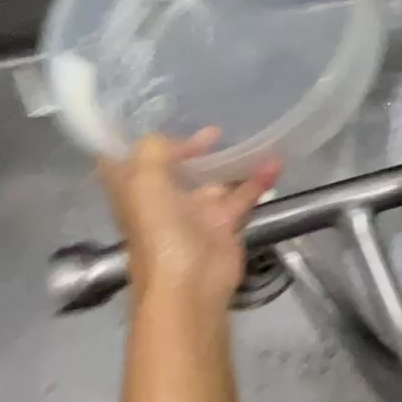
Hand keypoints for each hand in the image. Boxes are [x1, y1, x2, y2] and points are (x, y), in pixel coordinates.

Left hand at [97, 130, 280, 309]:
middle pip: (172, 165)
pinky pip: (242, 194)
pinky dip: (257, 179)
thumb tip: (180, 139)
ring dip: (229, 160)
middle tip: (214, 127)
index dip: (138, 137)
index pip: (128, 156)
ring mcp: (194, 211)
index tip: (161, 118)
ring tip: (250, 137)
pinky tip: (274, 163)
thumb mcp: (144, 181)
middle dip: (188, 145)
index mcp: (133, 187)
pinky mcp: (224, 223)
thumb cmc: (160, 231)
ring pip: (212, 178)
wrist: (190, 282)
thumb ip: (155, 150)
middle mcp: (160, 197)